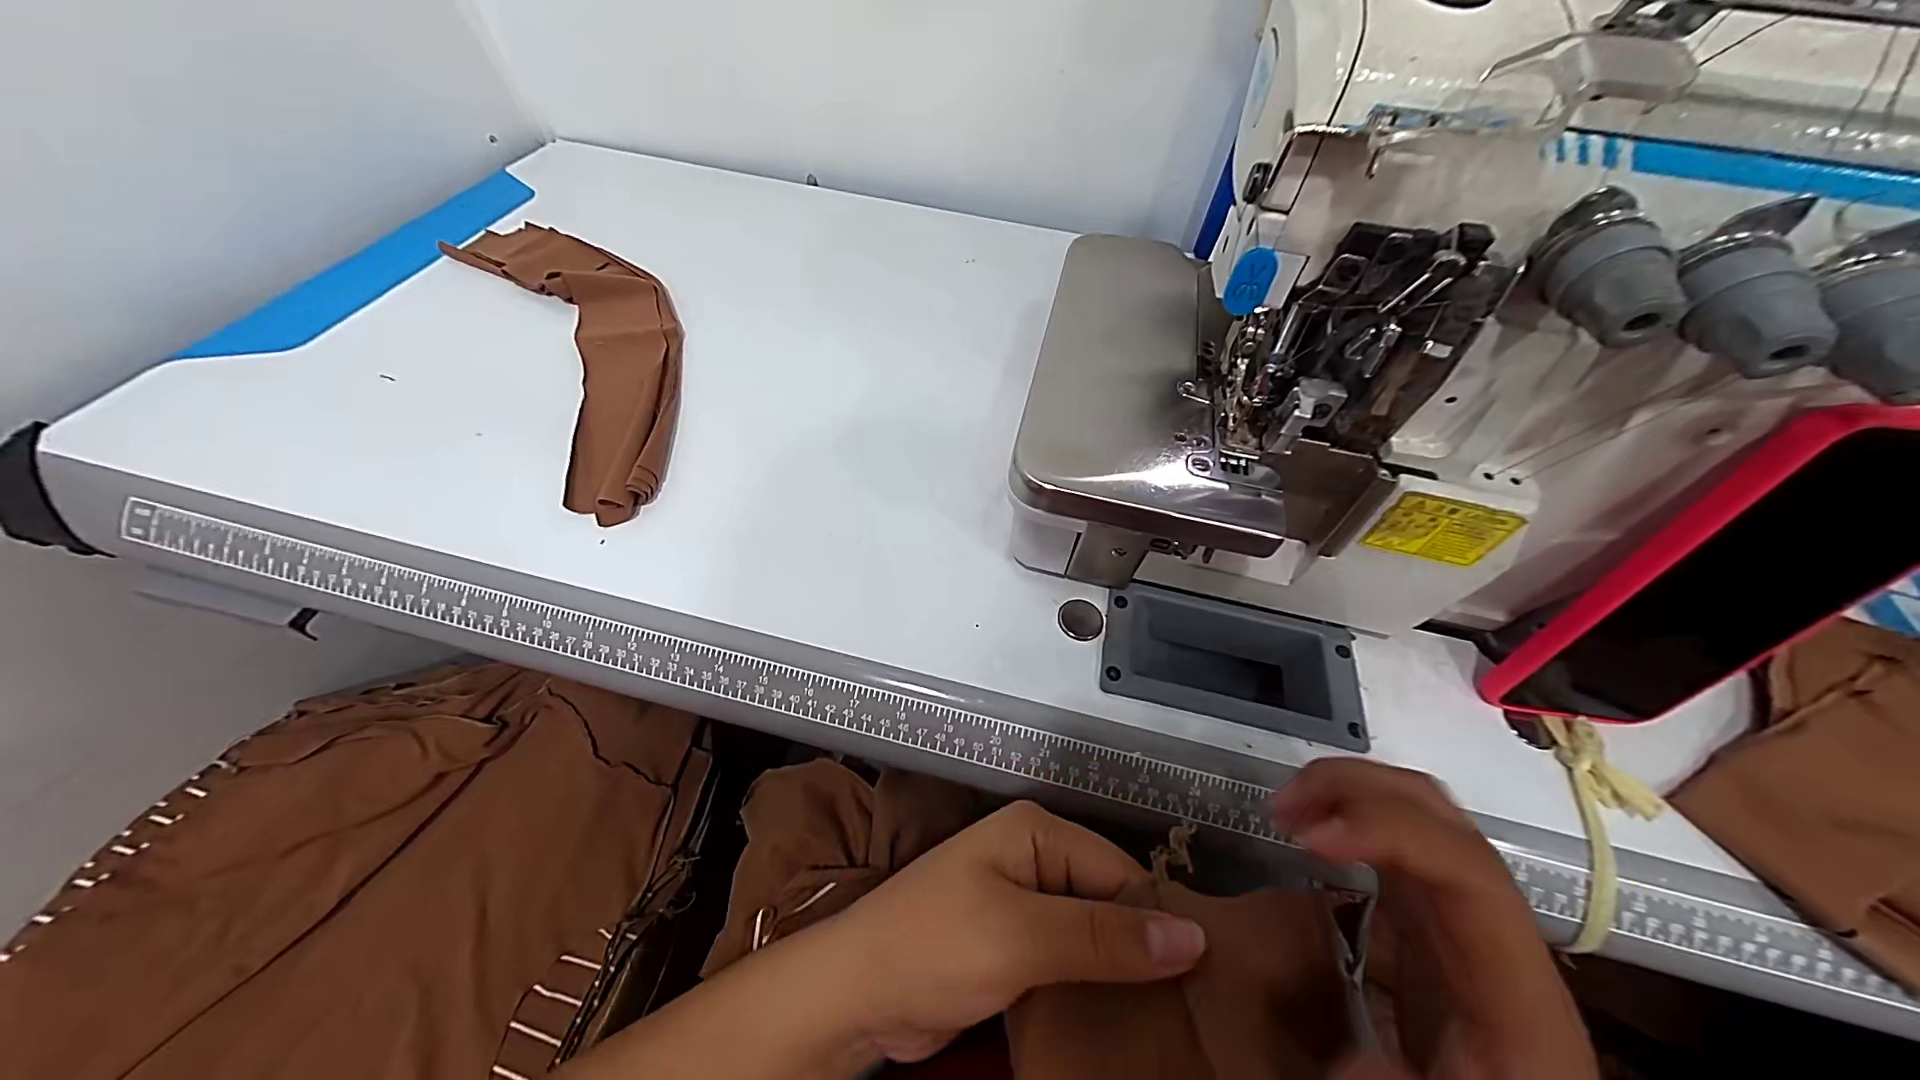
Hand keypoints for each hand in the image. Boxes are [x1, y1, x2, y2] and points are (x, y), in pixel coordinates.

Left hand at [561, 801, 1206, 1079]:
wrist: (859, 994)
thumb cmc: (935, 945)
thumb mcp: (1023, 936)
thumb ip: (1104, 937)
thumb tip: (1192, 936)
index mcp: (1035, 831)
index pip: (1119, 869)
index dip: (1158, 918)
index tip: (1205, 972)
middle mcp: (1032, 857)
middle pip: (1107, 899)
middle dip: (1142, 946)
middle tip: (1196, 1000)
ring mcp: (1021, 901)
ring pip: (1089, 932)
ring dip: (1119, 970)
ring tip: (1172, 1015)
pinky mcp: (1012, 943)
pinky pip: (1067, 958)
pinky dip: (1091, 984)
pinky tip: (1124, 1019)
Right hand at [1272, 759, 1597, 1079]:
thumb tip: (1344, 1060)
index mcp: (1511, 974)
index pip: (1465, 867)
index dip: (1388, 833)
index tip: (1305, 840)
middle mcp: (1492, 920)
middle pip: (1440, 815)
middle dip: (1355, 790)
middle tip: (1282, 809)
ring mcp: (1463, 906)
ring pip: (1417, 808)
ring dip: (1347, 790)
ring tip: (1287, 811)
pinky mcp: (1434, 908)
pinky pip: (1395, 835)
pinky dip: (1346, 813)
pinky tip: (1308, 835)